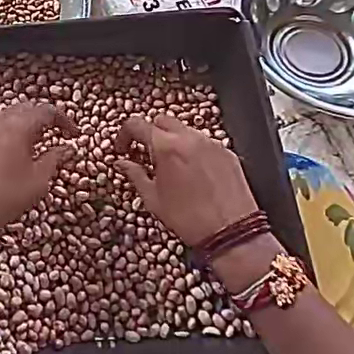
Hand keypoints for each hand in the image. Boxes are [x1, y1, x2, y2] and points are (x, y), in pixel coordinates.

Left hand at [0, 102, 77, 237]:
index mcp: (17, 126)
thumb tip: (67, 149)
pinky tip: (19, 148)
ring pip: (11, 114)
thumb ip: (55, 158)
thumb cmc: (3, 197)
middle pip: (28, 108)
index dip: (64, 121)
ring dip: (28, 122)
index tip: (74, 133)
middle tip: (59, 132)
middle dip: (46, 117)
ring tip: (41, 140)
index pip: (47, 111)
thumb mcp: (39, 179)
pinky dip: (12, 130)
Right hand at [116, 113, 257, 244]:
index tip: (123, 148)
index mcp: (166, 147)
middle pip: (161, 121)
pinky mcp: (227, 153)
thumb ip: (135, 174)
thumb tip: (122, 164)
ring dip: (171, 140)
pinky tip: (190, 171)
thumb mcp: (153, 198)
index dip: (124, 134)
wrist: (231, 232)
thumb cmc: (190, 219)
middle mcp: (189, 139)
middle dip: (149, 133)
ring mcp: (211, 144)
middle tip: (144, 153)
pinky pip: (204, 143)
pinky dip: (192, 150)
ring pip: (184, 130)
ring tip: (169, 164)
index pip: (137, 125)